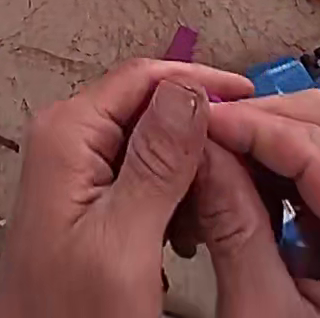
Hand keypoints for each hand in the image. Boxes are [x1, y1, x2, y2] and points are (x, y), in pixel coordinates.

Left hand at [0, 59, 255, 317]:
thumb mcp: (122, 244)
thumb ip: (156, 162)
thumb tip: (189, 87)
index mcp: (69, 130)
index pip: (146, 76)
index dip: (200, 81)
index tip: (249, 100)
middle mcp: (70, 133)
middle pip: (150, 102)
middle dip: (198, 128)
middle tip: (241, 159)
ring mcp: (78, 162)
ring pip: (154, 135)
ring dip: (190, 163)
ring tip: (216, 201)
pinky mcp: (90, 190)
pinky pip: (146, 167)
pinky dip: (175, 187)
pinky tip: (188, 224)